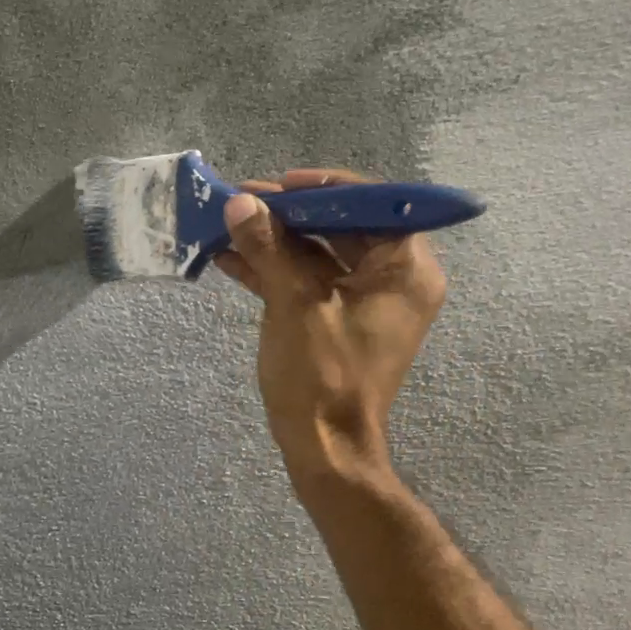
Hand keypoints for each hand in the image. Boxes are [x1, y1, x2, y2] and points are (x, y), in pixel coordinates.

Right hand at [212, 170, 446, 478]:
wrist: (324, 444)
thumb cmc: (321, 374)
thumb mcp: (294, 305)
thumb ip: (270, 249)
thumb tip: (240, 204)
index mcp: (404, 269)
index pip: (374, 205)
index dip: (323, 188)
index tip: (276, 185)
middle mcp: (392, 279)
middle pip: (341, 227)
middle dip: (288, 214)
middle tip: (240, 203)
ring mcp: (362, 301)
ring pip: (317, 254)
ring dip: (273, 241)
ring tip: (226, 226)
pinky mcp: (334, 319)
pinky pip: (306, 282)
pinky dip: (272, 270)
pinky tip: (229, 259)